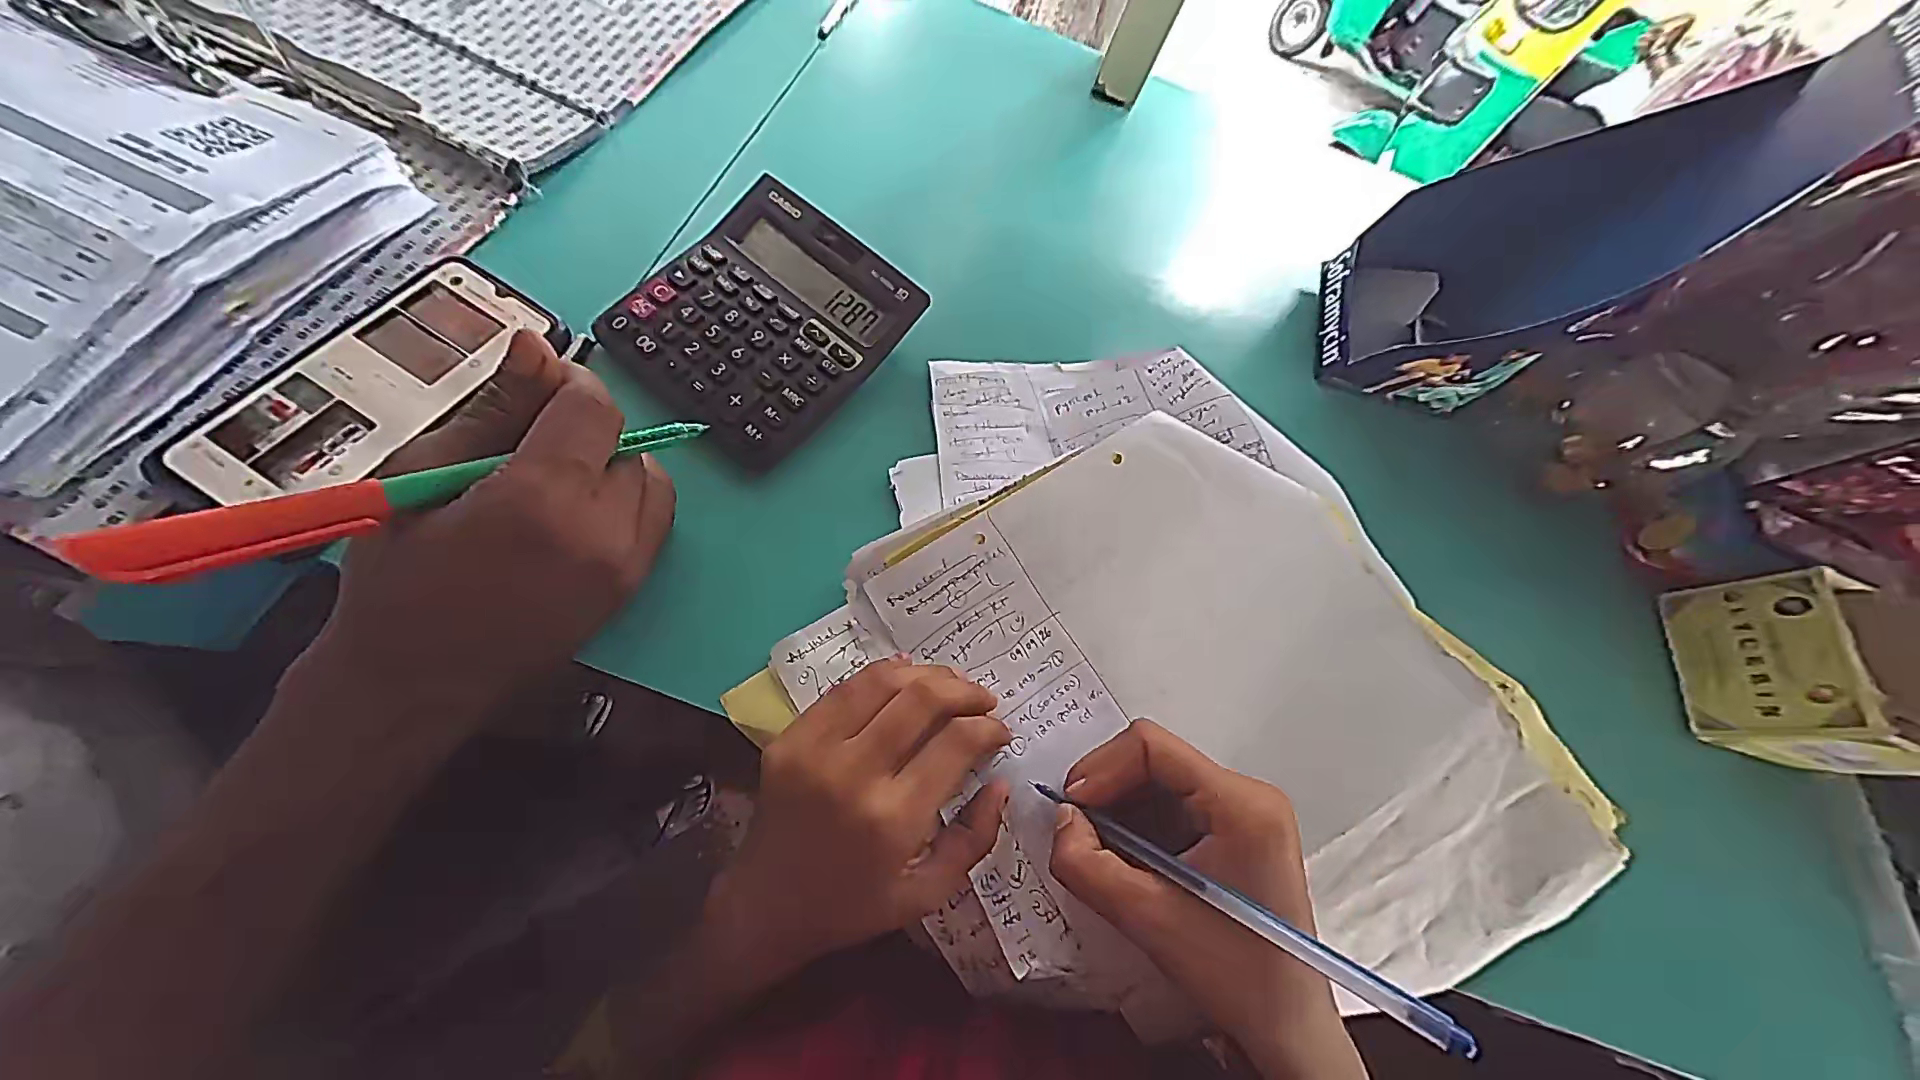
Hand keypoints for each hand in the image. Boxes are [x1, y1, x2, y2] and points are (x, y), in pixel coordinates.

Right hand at [294, 331, 675, 729]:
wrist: (418, 681)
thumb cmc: (397, 580)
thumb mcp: (422, 477)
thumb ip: (494, 410)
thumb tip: (537, 346)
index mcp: (542, 501)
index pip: (595, 410)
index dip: (568, 386)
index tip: (537, 387)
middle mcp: (604, 533)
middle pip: (628, 444)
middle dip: (587, 430)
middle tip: (533, 445)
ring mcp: (630, 565)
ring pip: (652, 481)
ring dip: (613, 465)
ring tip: (553, 480)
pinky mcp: (637, 587)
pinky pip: (655, 519)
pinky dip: (627, 501)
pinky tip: (576, 511)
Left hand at [705, 660, 1011, 981]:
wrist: (765, 906)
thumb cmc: (852, 906)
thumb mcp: (927, 892)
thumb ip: (974, 839)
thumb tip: (1000, 783)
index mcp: (892, 818)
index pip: (955, 744)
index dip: (987, 728)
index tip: (1000, 731)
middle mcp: (853, 774)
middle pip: (922, 700)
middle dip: (964, 691)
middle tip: (983, 699)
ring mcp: (815, 750)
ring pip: (883, 682)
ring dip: (926, 674)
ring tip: (949, 683)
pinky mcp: (790, 737)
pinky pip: (844, 689)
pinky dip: (881, 674)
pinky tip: (903, 676)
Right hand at [1049, 720, 1366, 1079]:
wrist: (1287, 1029)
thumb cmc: (1238, 978)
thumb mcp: (1147, 919)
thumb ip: (1087, 864)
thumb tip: (1062, 820)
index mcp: (1242, 806)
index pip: (1153, 747)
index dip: (1102, 767)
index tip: (1073, 802)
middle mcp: (1248, 795)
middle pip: (1154, 758)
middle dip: (1107, 788)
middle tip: (1077, 825)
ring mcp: (1244, 810)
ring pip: (1157, 779)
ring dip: (1118, 806)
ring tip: (1100, 847)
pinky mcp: (1233, 827)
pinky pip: (1170, 802)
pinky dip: (1136, 820)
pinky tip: (1125, 856)